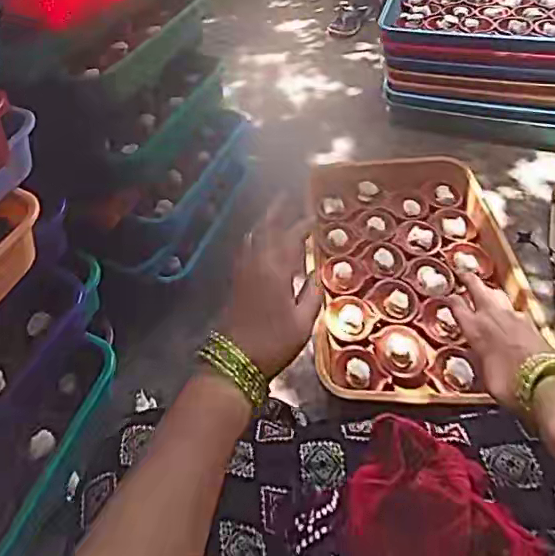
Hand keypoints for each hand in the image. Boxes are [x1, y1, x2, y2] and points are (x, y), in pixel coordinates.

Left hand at [218, 199, 321, 377]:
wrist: (235, 359)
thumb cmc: (273, 342)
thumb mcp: (303, 323)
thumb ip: (312, 293)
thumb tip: (319, 272)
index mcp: (275, 269)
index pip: (291, 237)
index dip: (303, 225)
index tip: (315, 217)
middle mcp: (257, 262)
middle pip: (266, 227)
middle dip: (276, 210)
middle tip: (286, 196)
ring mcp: (243, 268)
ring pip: (254, 235)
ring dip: (265, 220)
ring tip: (276, 212)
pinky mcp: (236, 277)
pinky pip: (247, 246)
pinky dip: (256, 235)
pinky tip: (261, 239)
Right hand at [448, 273, 552, 413]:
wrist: (547, 386)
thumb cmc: (510, 386)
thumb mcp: (486, 377)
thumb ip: (480, 360)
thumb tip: (480, 358)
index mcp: (475, 328)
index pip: (456, 304)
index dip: (450, 298)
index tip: (447, 296)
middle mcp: (491, 316)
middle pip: (476, 286)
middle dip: (468, 278)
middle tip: (463, 273)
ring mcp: (513, 316)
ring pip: (497, 292)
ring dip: (489, 290)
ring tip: (486, 291)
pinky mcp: (531, 323)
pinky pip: (514, 308)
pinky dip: (508, 308)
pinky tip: (510, 315)